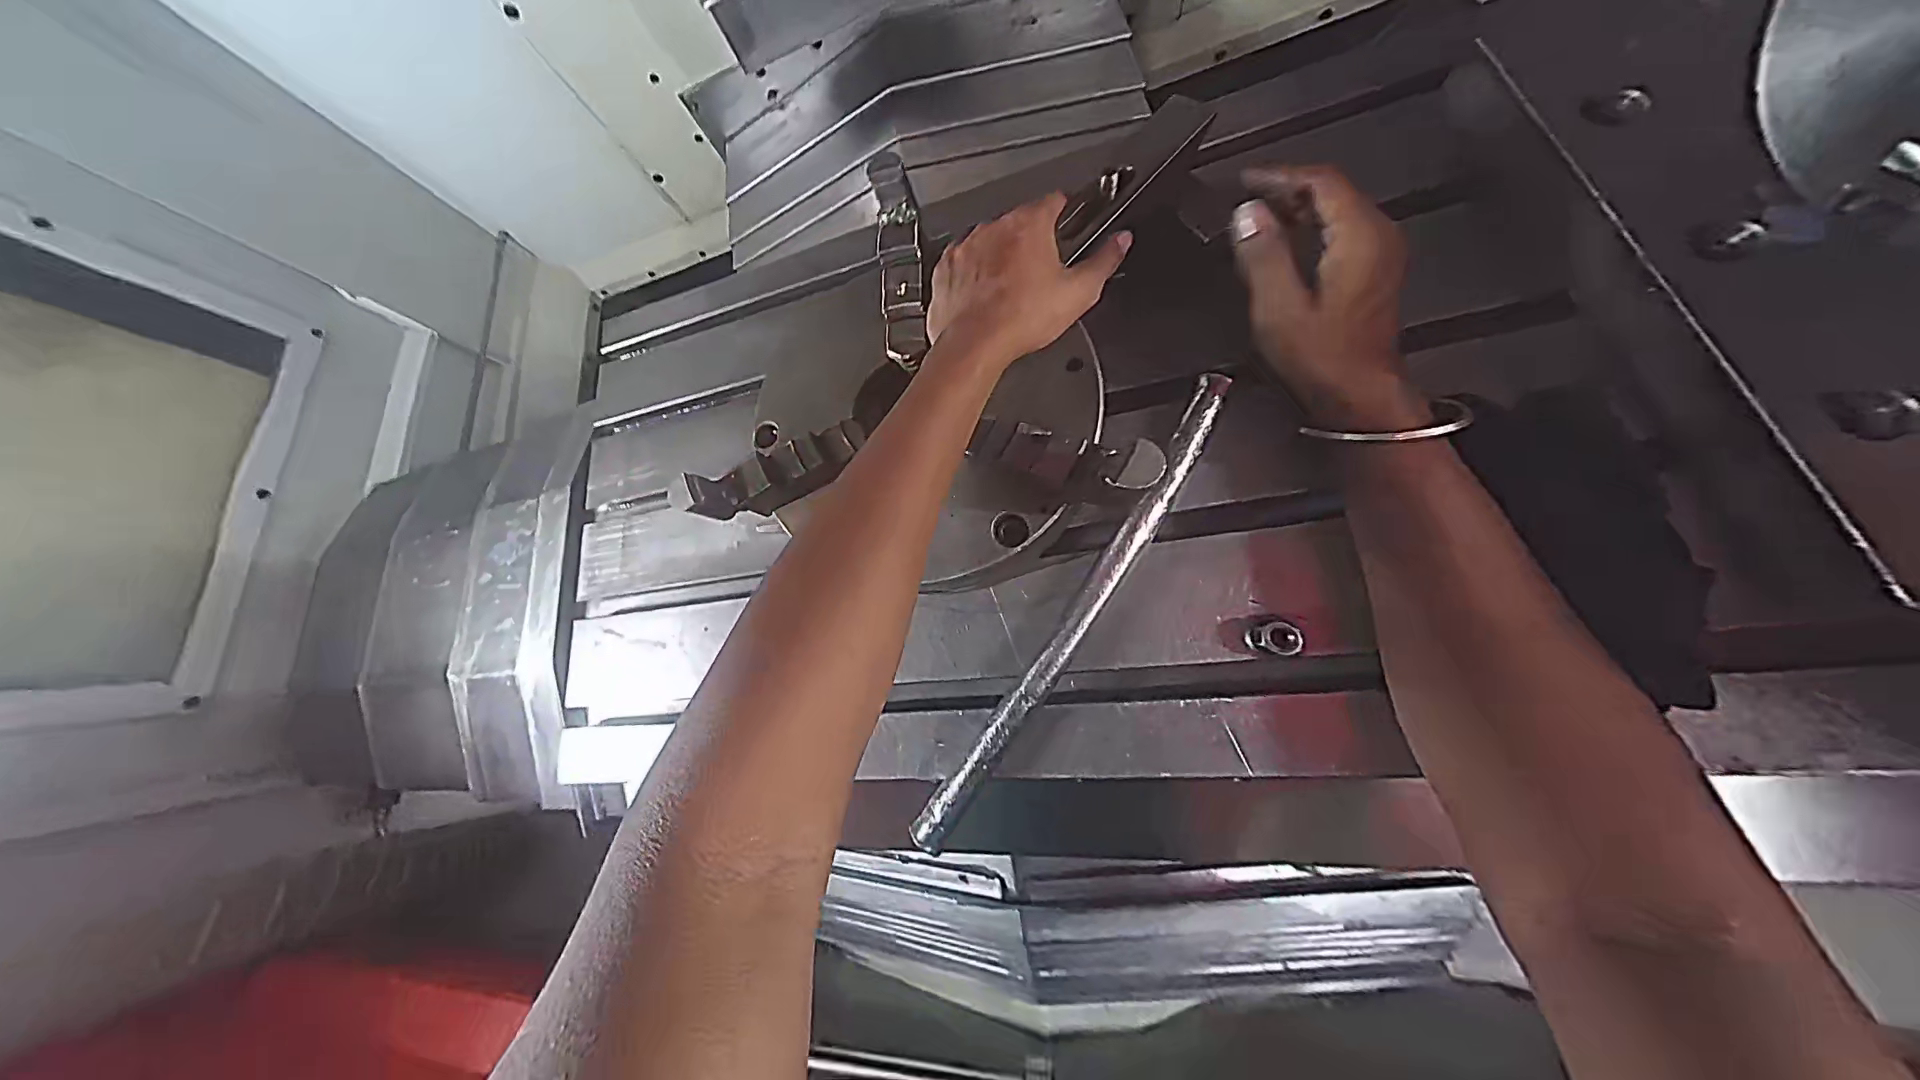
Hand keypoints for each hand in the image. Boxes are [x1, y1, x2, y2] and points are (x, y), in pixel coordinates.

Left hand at [926, 192, 1130, 371]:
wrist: (975, 344)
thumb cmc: (1019, 320)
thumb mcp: (1079, 293)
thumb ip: (1104, 261)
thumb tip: (1119, 242)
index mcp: (1030, 225)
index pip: (1055, 200)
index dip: (1067, 211)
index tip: (1069, 222)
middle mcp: (994, 228)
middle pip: (1020, 223)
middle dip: (1032, 243)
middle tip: (1042, 274)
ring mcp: (967, 247)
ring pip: (991, 243)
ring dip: (1001, 259)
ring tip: (1012, 292)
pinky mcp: (947, 269)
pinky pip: (966, 264)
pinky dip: (975, 276)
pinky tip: (987, 298)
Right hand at [1232, 165, 1429, 429]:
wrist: (1359, 395)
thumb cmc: (1326, 361)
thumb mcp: (1279, 309)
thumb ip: (1262, 256)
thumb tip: (1247, 215)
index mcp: (1358, 238)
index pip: (1321, 180)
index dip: (1280, 174)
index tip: (1247, 180)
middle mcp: (1378, 238)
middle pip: (1333, 191)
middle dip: (1287, 190)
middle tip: (1248, 201)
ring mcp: (1380, 255)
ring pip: (1337, 211)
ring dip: (1297, 210)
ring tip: (1260, 221)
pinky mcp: (1373, 273)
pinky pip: (1342, 233)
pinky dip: (1310, 229)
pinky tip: (1285, 246)